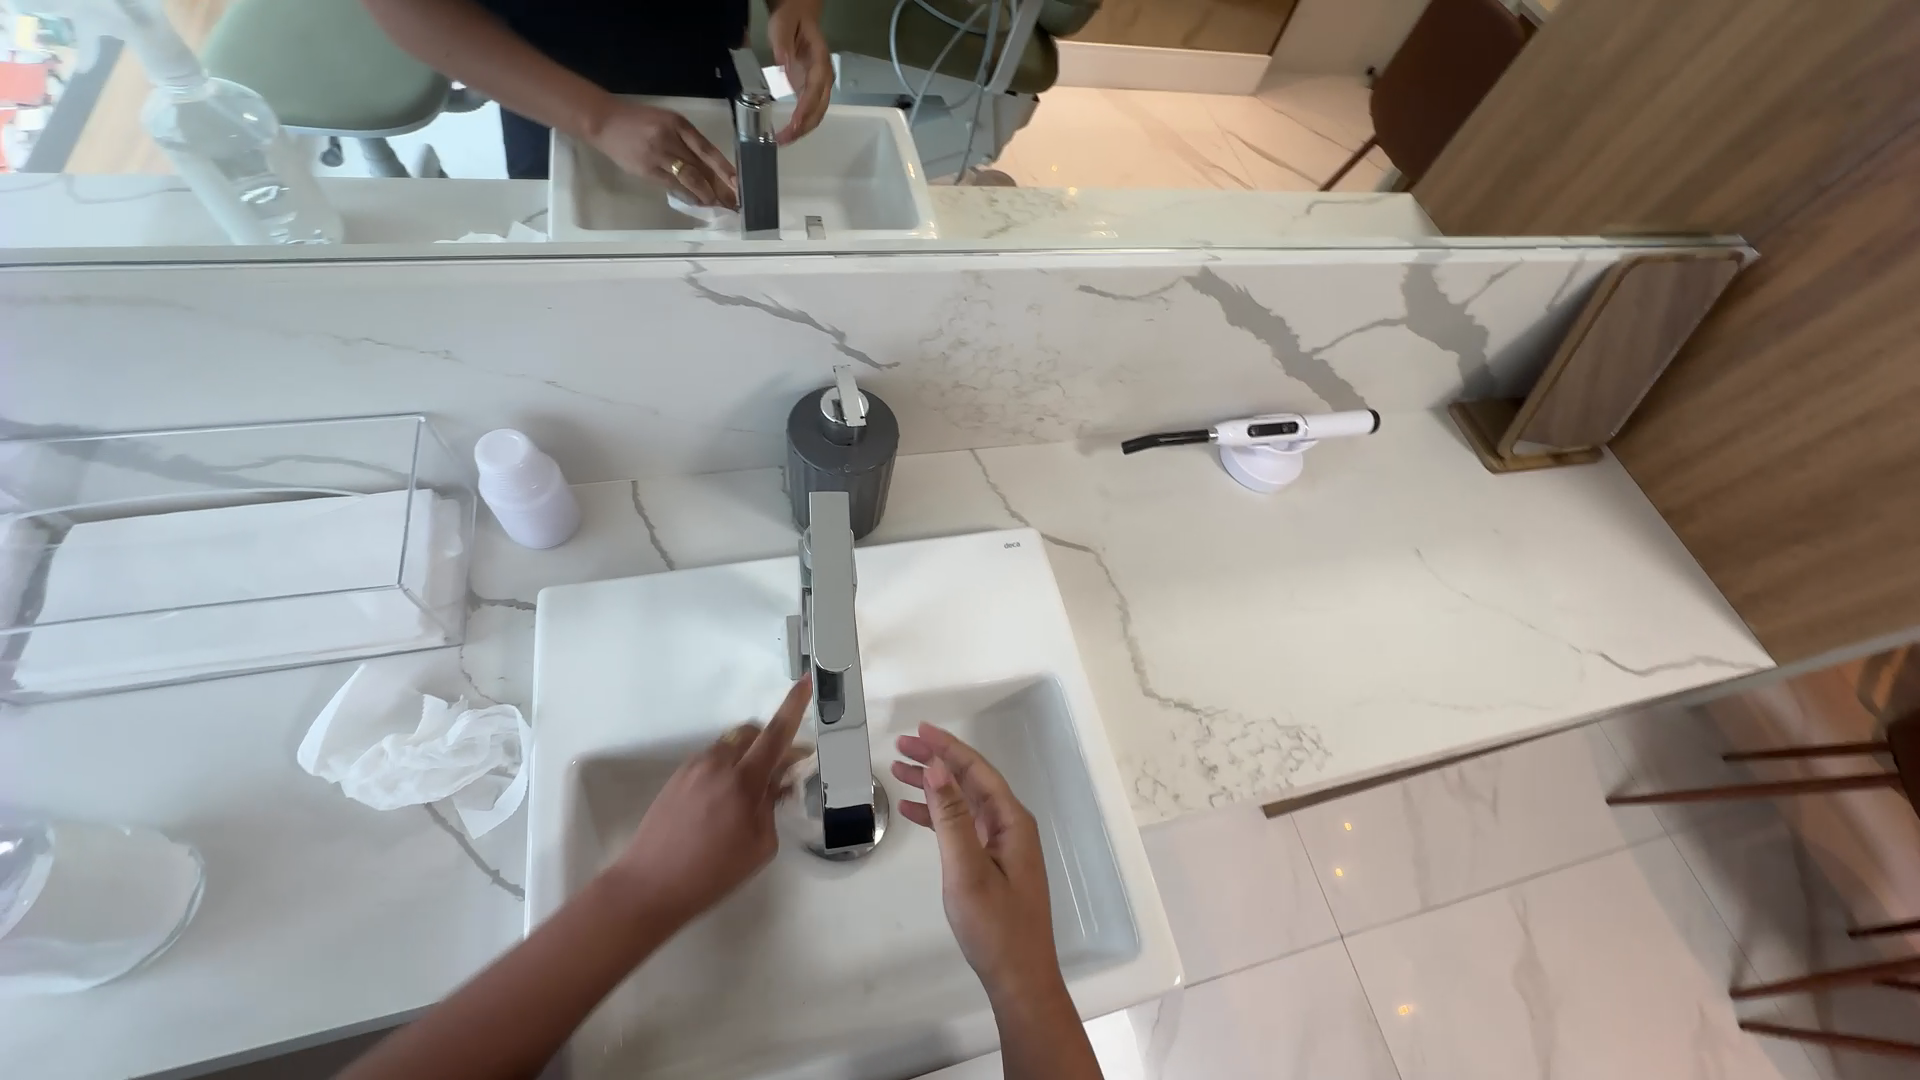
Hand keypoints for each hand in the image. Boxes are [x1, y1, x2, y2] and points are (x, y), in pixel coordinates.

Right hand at [587, 98, 737, 208]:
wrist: (605, 121)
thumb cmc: (640, 123)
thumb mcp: (668, 124)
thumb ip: (688, 143)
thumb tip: (712, 172)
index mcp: (679, 124)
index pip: (707, 149)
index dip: (724, 168)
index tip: (738, 184)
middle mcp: (670, 138)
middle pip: (701, 167)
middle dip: (720, 188)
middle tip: (733, 203)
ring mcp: (658, 154)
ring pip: (689, 179)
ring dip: (706, 195)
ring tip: (717, 205)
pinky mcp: (647, 169)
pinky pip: (673, 186)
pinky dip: (688, 196)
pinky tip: (697, 203)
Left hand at [608, 676, 810, 927]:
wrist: (648, 886)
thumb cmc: (712, 873)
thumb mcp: (760, 846)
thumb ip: (772, 806)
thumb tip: (778, 782)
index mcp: (743, 782)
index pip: (776, 734)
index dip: (794, 706)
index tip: (806, 680)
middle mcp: (718, 765)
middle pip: (752, 734)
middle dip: (772, 742)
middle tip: (783, 770)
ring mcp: (693, 769)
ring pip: (730, 747)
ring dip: (748, 757)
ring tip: (750, 793)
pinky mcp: (677, 778)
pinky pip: (711, 761)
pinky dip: (726, 770)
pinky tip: (723, 803)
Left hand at [766, 0, 832, 144]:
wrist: (800, 17)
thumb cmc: (792, 18)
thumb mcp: (784, 24)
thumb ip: (783, 44)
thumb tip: (783, 66)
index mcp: (821, 63)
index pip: (815, 90)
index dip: (806, 109)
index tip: (794, 123)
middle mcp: (824, 79)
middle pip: (818, 110)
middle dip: (802, 127)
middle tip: (784, 139)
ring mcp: (819, 88)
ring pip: (815, 116)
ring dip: (801, 131)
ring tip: (783, 140)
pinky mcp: (811, 93)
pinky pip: (808, 114)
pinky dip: (799, 126)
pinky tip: (787, 133)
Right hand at [893, 723, 1062, 998]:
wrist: (1018, 978)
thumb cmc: (994, 925)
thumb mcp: (966, 868)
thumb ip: (950, 816)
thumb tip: (937, 767)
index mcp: (1011, 821)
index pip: (976, 770)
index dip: (947, 747)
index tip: (919, 729)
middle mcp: (1009, 825)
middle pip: (969, 781)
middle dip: (936, 761)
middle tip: (901, 745)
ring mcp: (1001, 844)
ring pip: (962, 802)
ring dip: (932, 786)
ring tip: (898, 770)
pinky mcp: (991, 863)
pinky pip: (961, 826)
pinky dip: (936, 816)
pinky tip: (912, 811)